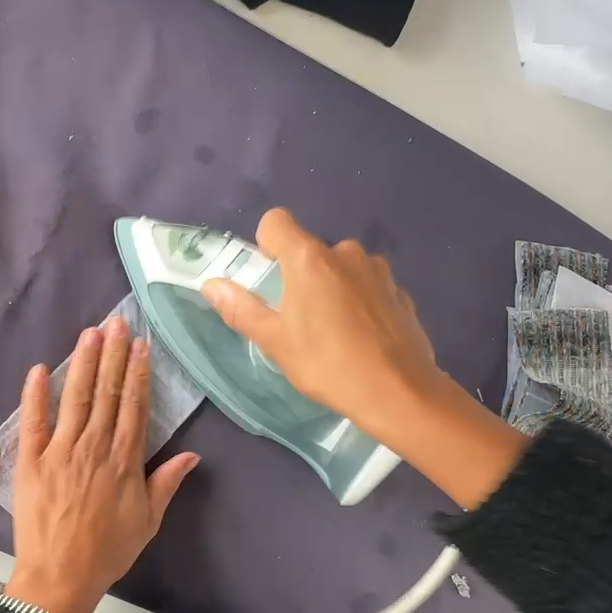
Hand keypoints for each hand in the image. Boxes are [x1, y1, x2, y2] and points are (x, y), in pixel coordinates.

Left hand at [3, 315, 200, 612]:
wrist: (60, 575)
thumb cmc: (108, 551)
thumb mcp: (148, 521)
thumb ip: (166, 483)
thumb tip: (192, 454)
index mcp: (124, 460)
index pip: (134, 406)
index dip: (138, 373)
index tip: (140, 345)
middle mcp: (94, 447)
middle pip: (106, 393)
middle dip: (112, 355)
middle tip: (116, 321)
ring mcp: (60, 451)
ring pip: (74, 398)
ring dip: (82, 363)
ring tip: (89, 333)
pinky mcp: (31, 461)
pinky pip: (33, 422)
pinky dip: (35, 395)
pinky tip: (38, 369)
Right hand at [201, 208, 445, 440]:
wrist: (396, 390)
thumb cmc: (326, 365)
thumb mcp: (275, 342)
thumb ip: (242, 309)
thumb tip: (212, 285)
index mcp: (308, 258)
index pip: (276, 222)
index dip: (266, 245)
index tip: (269, 280)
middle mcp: (345, 251)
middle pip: (310, 250)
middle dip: (300, 276)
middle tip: (298, 321)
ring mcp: (377, 269)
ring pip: (340, 268)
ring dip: (332, 288)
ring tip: (333, 332)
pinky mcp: (399, 289)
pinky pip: (367, 286)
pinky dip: (359, 302)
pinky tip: (361, 337)